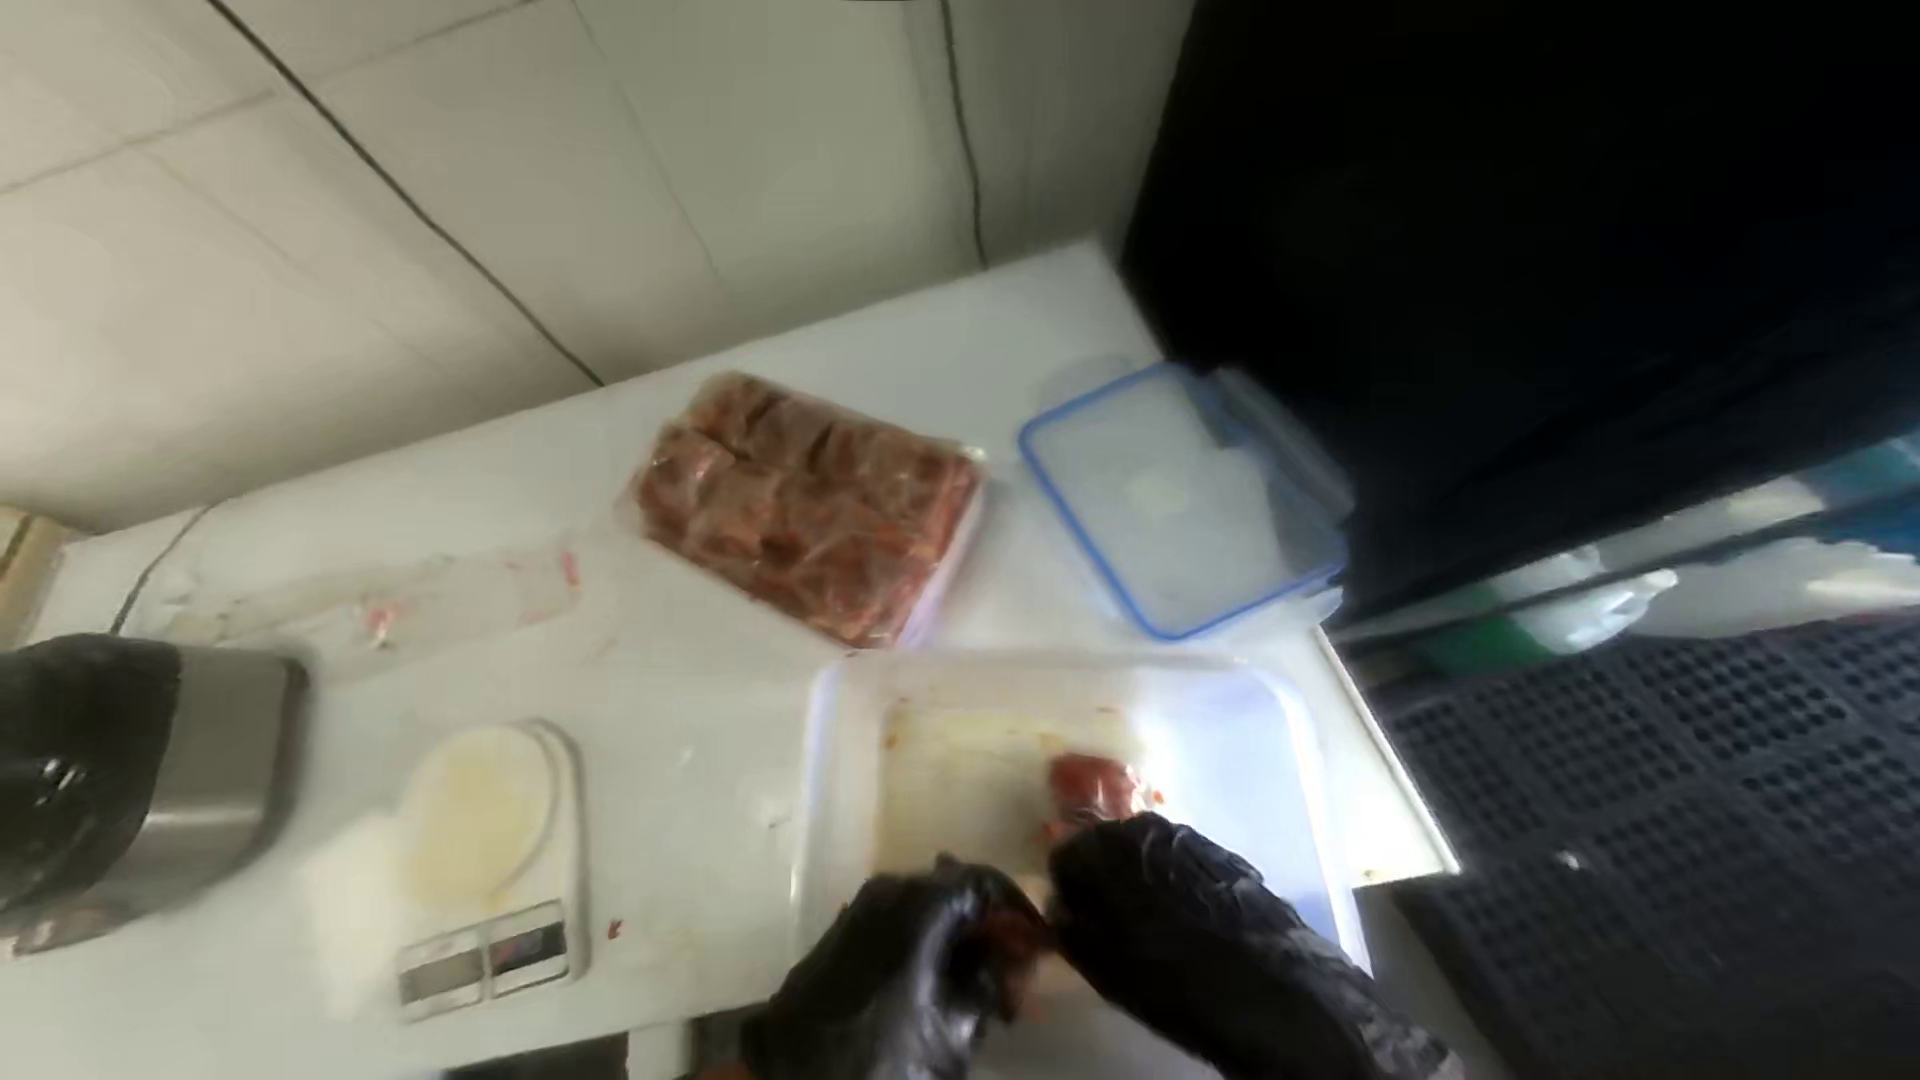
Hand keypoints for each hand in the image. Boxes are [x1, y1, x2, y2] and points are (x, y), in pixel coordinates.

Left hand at [742, 857, 1044, 1079]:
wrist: (789, 1074)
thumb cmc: (880, 1056)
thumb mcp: (954, 1029)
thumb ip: (991, 981)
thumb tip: (1013, 954)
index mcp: (922, 902)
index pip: (985, 881)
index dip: (1018, 910)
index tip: (1039, 945)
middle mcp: (894, 887)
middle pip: (959, 890)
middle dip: (991, 928)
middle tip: (1014, 975)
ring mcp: (866, 904)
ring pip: (931, 904)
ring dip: (961, 935)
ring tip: (982, 986)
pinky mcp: (848, 925)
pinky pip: (903, 917)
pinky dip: (931, 939)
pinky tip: (942, 980)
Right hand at [1049, 814, 1456, 1079]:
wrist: (1282, 996)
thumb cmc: (1179, 984)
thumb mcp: (1108, 969)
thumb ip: (1073, 929)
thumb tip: (1060, 907)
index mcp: (1110, 847)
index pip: (1067, 855)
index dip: (1067, 888)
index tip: (1075, 918)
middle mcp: (1146, 825)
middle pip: (1107, 847)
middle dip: (1103, 879)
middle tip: (1113, 923)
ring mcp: (1190, 834)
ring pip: (1146, 852)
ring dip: (1140, 879)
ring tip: (1155, 925)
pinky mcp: (1225, 853)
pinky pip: (1182, 861)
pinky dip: (1175, 883)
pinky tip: (1193, 923)